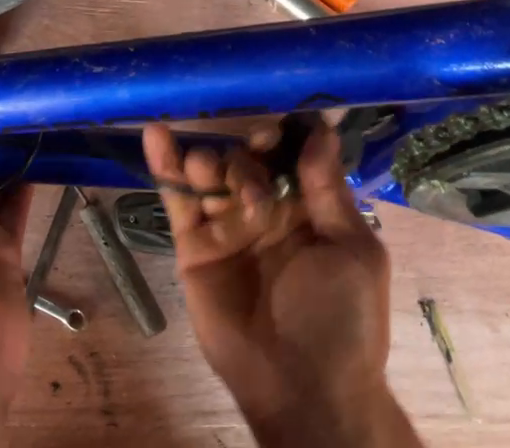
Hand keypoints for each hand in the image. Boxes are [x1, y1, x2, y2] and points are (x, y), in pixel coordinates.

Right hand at [142, 121, 402, 440]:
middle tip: (246, 155)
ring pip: (208, 176)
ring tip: (205, 164)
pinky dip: (164, 165)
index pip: (286, 159)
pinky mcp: (192, 244)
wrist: (301, 385)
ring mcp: (224, 227)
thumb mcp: (352, 251)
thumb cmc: (340, 318)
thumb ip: (328, 189)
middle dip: (242, 153)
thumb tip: (322, 128)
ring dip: (206, 157)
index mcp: (305, 211)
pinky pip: (176, 200)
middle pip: (243, 162)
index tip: (273, 124)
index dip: (278, 138)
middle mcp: (262, 212)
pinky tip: (157, 135)